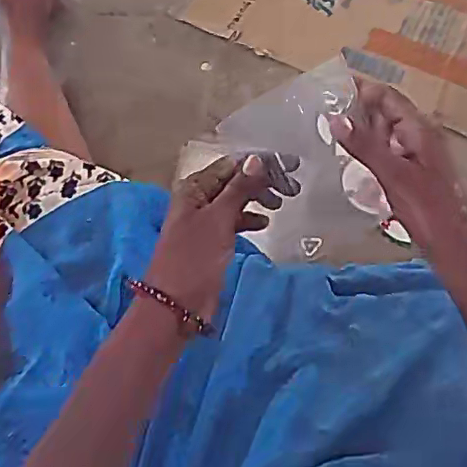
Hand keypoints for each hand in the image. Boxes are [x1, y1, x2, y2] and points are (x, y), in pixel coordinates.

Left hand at [144, 153, 299, 323]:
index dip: (260, 162)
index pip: (232, 164)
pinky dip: (250, 218)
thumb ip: (239, 188)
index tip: (290, 165)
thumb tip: (257, 159)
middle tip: (291, 187)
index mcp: (194, 187)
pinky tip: (264, 224)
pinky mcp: (213, 239)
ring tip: (279, 204)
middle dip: (262, 181)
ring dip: (258, 198)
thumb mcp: (219, 219)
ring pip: (237, 200)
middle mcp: (199, 199)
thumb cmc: (194, 258)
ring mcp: (206, 220)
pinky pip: (235, 219)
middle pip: (235, 180)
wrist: (175, 307)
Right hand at [335, 83, 466, 255]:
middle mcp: (422, 137)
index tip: (334, 88)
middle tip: (326, 111)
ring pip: (389, 135)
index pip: (389, 97)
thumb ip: (364, 145)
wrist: (455, 248)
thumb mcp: (391, 175)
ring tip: (334, 134)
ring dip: (365, 132)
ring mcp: (421, 157)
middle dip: (360, 110)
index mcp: (420, 130)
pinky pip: (392, 153)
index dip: (364, 90)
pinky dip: (373, 152)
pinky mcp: (418, 175)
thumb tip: (335, 117)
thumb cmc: (427, 209)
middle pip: (389, 113)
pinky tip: (355, 162)